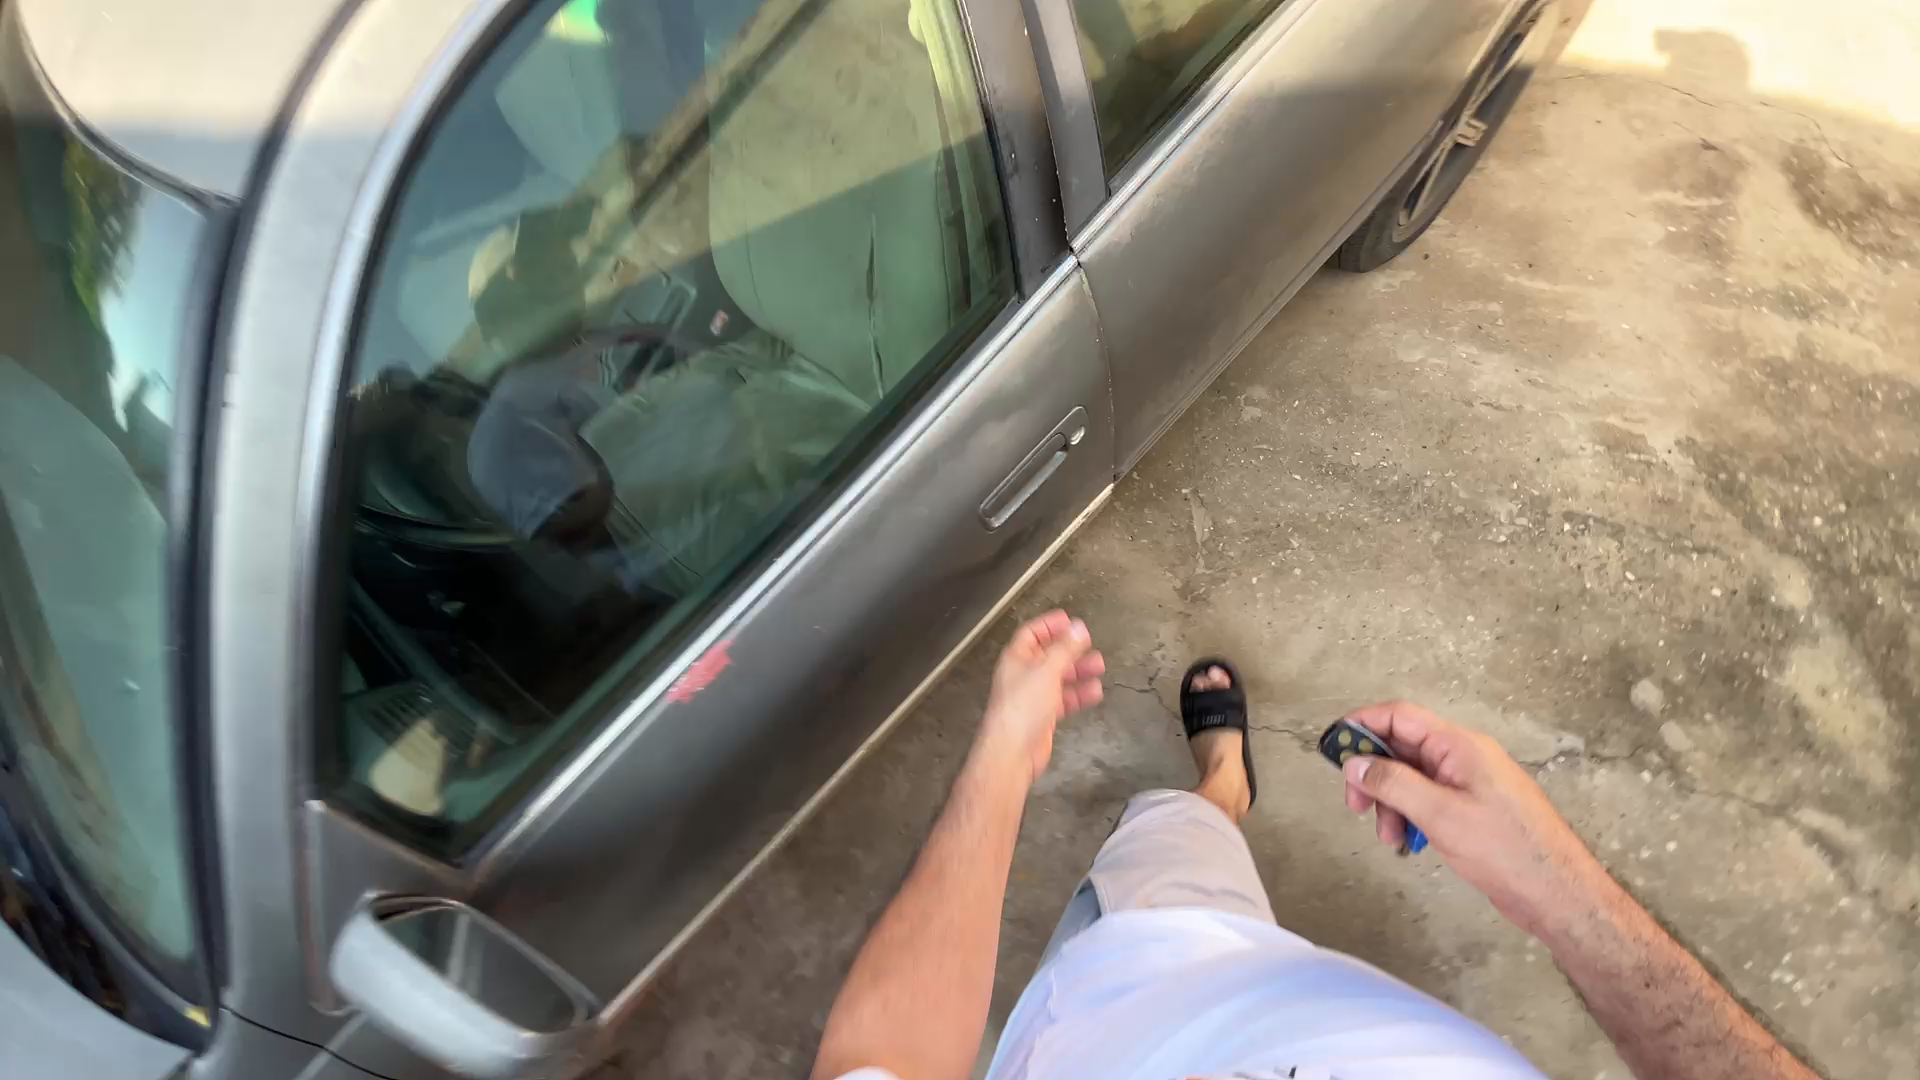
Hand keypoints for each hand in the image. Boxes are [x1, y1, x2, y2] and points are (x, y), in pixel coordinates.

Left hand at [977, 611, 1104, 781]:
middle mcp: (1023, 675)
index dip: (1049, 625)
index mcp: (1016, 659)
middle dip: (1070, 649)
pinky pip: (1064, 699)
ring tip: (1098, 666)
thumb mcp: (1046, 671)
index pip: (1031, 633)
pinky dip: (1078, 694)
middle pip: (1048, 655)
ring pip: (1059, 677)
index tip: (1067, 620)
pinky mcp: (1043, 716)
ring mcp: (1033, 696)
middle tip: (1089, 644)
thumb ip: (1065, 649)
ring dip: (1078, 671)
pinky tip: (1093, 691)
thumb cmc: (1020, 709)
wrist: (1013, 751)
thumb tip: (1078, 628)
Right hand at [1338, 701, 1607, 937]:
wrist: (1563, 899)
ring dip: (1387, 800)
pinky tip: (1406, 840)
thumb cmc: (1504, 849)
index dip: (1361, 723)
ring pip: (1408, 776)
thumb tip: (1352, 762)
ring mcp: (1466, 782)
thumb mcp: (1439, 814)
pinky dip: (1407, 813)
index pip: (1399, 715)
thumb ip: (1391, 782)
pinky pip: (1425, 797)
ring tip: (1387, 836)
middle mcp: (1461, 756)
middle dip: (1371, 773)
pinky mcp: (1469, 808)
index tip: (1334, 747)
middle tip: (1354, 803)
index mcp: (1459, 746)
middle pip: (1400, 747)